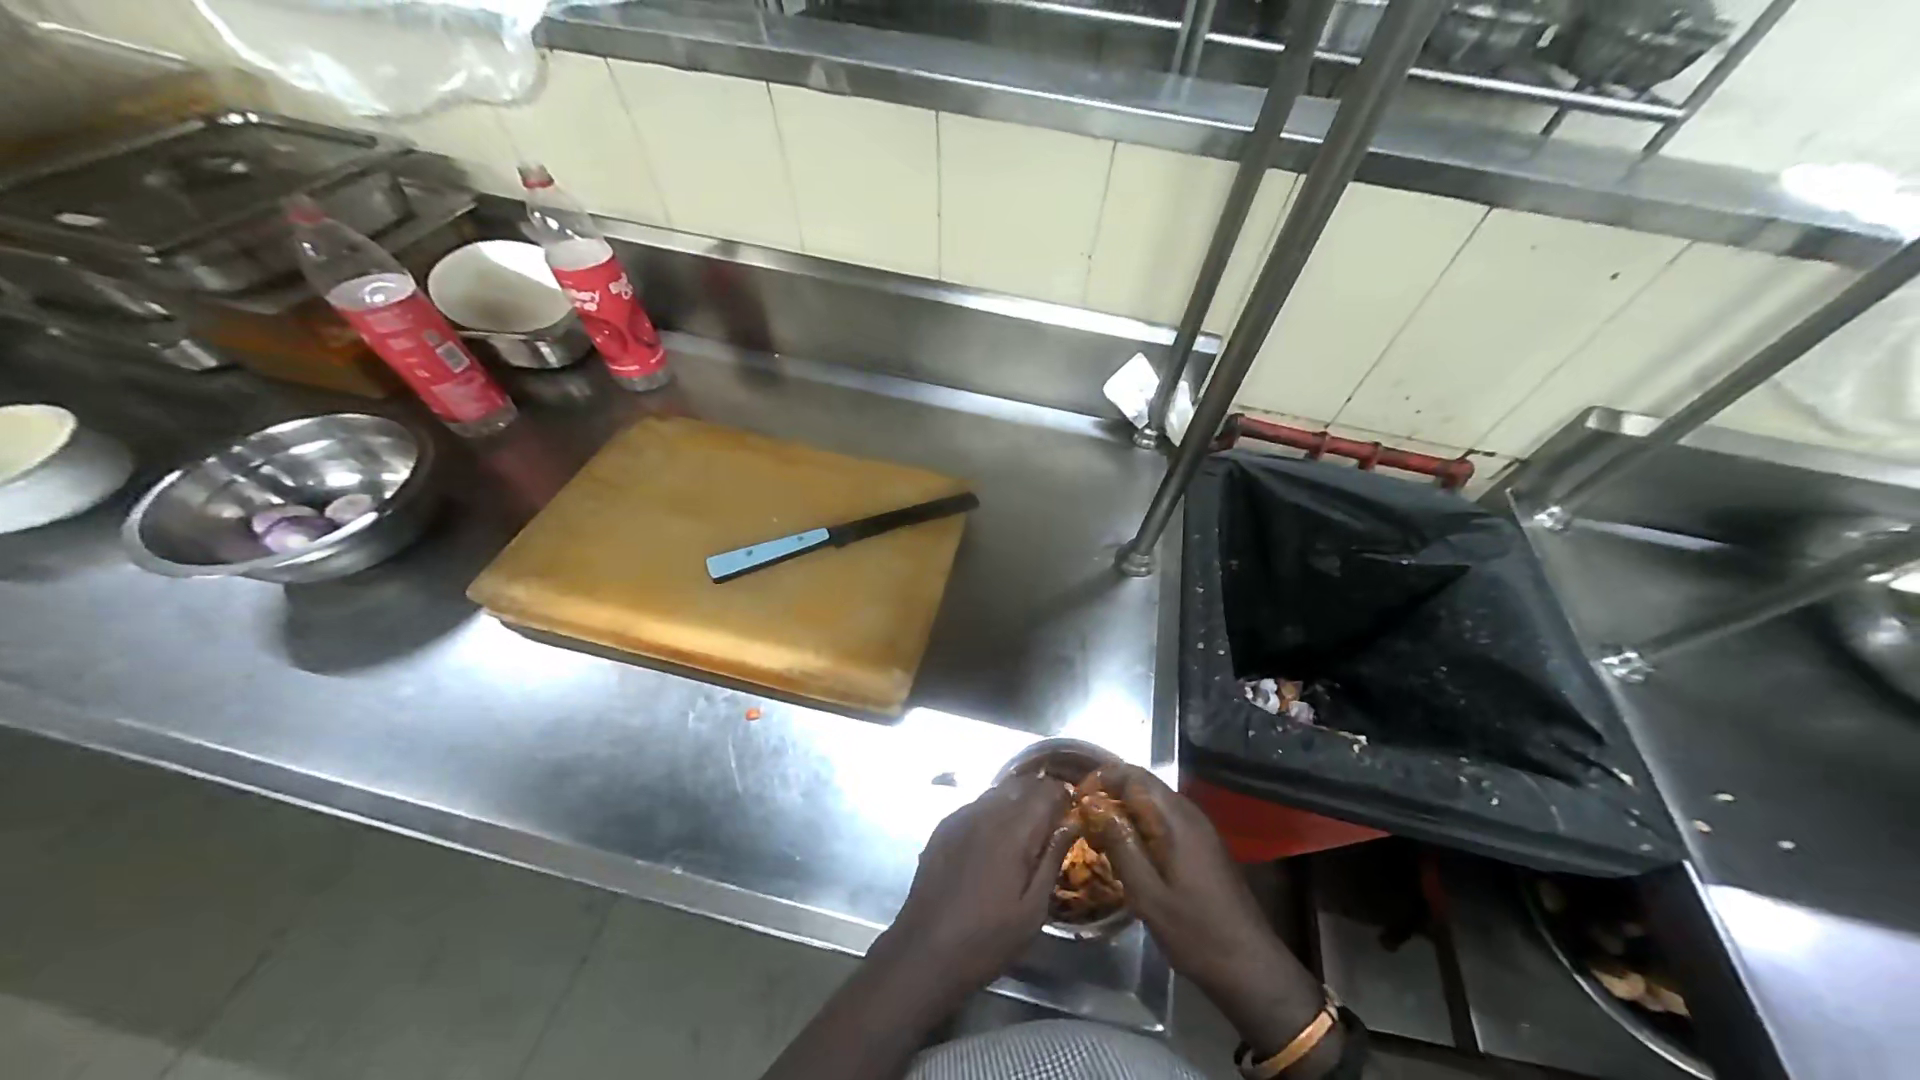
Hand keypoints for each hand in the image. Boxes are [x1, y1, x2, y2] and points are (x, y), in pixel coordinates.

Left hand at [883, 773, 1079, 994]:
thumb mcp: (1032, 909)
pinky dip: (993, 810)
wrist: (925, 951)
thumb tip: (1070, 824)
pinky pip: (976, 806)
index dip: (1064, 795)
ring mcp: (960, 818)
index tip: (1074, 809)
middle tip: (1054, 817)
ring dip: (1017, 800)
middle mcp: (986, 814)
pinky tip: (995, 837)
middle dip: (1041, 793)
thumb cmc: (987, 939)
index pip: (1046, 791)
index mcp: (1013, 832)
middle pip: (1020, 784)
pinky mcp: (943, 828)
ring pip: (997, 792)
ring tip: (1027, 827)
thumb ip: (1052, 859)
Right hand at [1080, 765, 1330, 1059]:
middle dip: (1110, 795)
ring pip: (1153, 802)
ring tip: (1099, 838)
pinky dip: (1142, 825)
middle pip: (1143, 784)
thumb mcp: (1147, 894)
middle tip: (1084, 821)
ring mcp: (1200, 829)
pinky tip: (1129, 854)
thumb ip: (1120, 843)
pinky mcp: (1203, 846)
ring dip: (1125, 811)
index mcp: (1177, 819)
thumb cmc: (1195, 932)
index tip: (1078, 801)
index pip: (1133, 775)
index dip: (1101, 779)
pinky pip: (1165, 819)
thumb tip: (1093, 804)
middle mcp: (1190, 814)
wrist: (1251, 966)